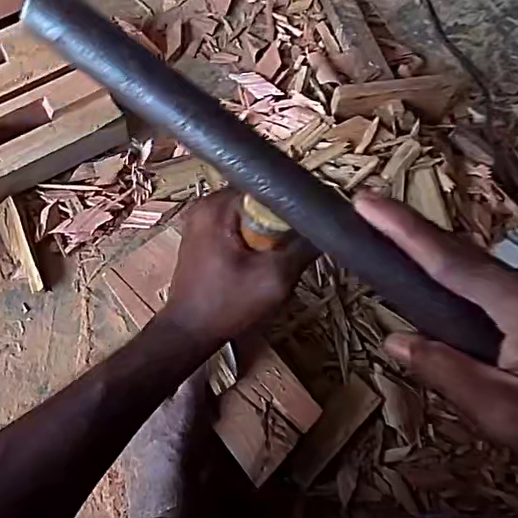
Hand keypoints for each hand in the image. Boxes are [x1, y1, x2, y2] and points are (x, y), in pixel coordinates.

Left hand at [155, 190, 314, 348]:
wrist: (190, 331)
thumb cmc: (227, 305)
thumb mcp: (276, 279)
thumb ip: (303, 248)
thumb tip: (327, 228)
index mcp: (216, 206)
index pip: (267, 187)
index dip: (292, 204)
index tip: (306, 223)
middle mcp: (204, 204)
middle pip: (258, 199)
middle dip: (278, 221)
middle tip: (289, 246)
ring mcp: (200, 219)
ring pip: (249, 214)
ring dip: (266, 233)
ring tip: (274, 256)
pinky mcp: (202, 234)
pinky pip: (237, 225)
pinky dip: (251, 239)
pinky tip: (258, 261)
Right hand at [356, 193, 517, 517]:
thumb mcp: (508, 415)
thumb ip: (447, 372)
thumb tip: (396, 341)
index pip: (446, 258)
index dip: (401, 228)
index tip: (364, 200)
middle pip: (466, 268)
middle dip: (421, 263)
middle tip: (379, 262)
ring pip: (490, 289)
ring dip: (457, 302)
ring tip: (438, 335)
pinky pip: (513, 301)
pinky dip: (484, 314)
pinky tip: (484, 349)